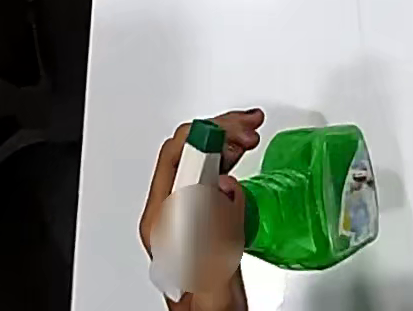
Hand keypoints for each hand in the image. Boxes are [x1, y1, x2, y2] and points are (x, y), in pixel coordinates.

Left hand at [140, 109, 263, 309]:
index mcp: (162, 224)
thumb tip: (228, 189)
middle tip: (249, 126)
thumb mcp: (213, 287)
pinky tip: (242, 148)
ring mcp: (185, 210)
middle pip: (187, 150)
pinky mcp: (203, 212)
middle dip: (220, 130)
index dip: (204, 139)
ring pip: (199, 153)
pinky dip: (229, 151)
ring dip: (226, 135)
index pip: (175, 159)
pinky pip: (211, 167)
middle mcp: (169, 212)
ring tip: (250, 128)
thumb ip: (218, 239)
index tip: (234, 135)